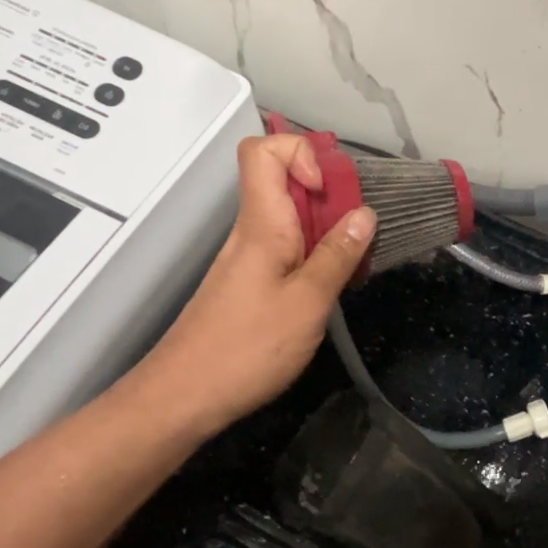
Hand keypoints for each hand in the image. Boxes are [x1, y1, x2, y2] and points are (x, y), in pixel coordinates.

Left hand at [135, 134, 375, 435]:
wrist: (183, 397)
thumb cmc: (248, 349)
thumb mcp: (308, 304)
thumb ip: (338, 256)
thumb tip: (364, 213)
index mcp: (262, 223)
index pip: (263, 151)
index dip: (300, 153)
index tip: (328, 192)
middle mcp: (251, 230)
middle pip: (283, 180)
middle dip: (327, 195)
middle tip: (356, 233)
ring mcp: (247, 257)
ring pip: (288, 217)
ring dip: (324, 229)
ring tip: (351, 264)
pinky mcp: (248, 282)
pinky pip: (285, 248)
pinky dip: (312, 255)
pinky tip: (327, 288)